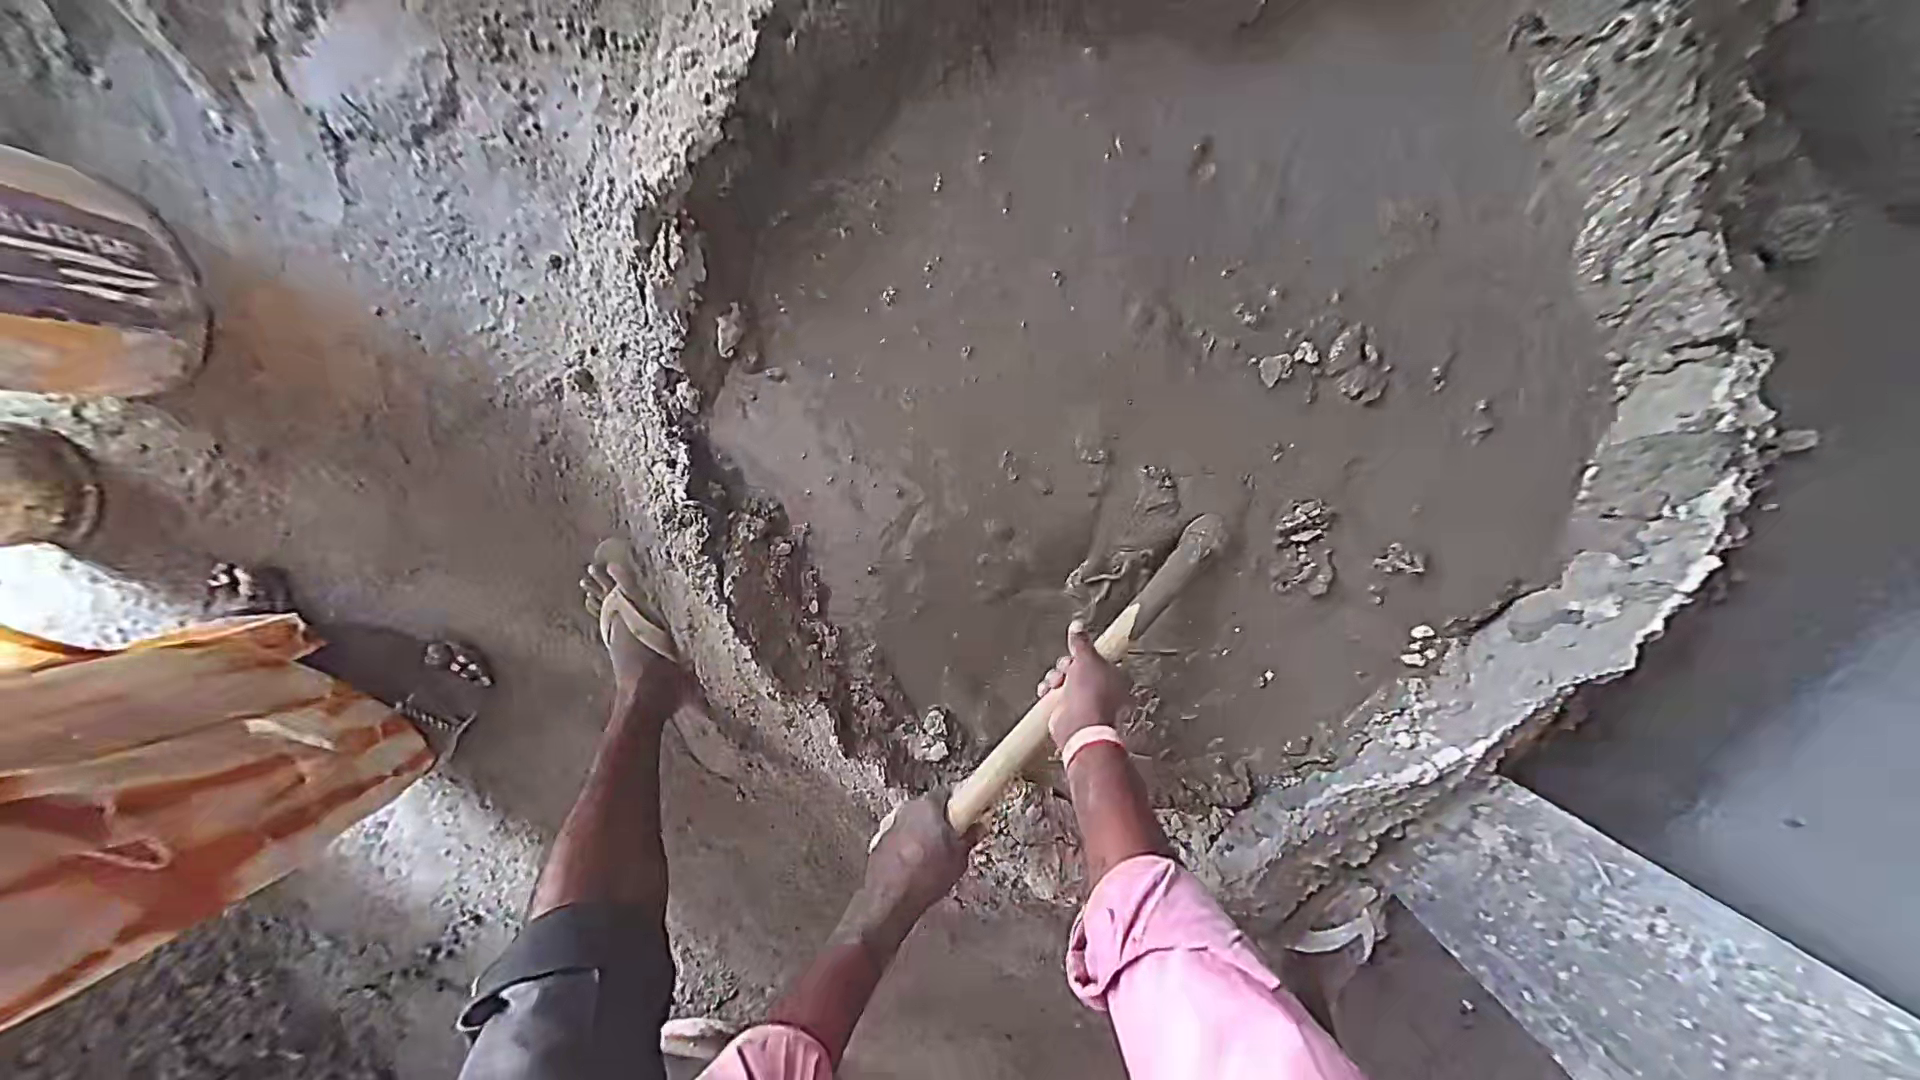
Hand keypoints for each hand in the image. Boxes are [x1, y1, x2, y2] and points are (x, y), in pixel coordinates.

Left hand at [850, 792, 976, 945]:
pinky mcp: (879, 841)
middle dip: (939, 822)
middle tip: (951, 842)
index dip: (958, 805)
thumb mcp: (959, 858)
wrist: (890, 898)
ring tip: (933, 859)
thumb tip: (979, 826)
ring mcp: (890, 824)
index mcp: (928, 805)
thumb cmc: (927, 874)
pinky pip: (900, 839)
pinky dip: (908, 848)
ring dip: (922, 835)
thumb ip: (970, 837)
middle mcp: (907, 809)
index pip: (946, 793)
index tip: (965, 817)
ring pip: (913, 824)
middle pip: (928, 809)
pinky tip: (915, 868)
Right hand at [1037, 620, 1133, 749]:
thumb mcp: (1086, 659)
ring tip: (1054, 683)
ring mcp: (1085, 700)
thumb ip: (1081, 642)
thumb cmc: (1090, 693)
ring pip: (1063, 678)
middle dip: (1065, 666)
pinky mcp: (1069, 709)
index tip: (1074, 653)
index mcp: (1113, 675)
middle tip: (1065, 670)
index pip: (1094, 657)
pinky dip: (1048, 690)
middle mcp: (1101, 688)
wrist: (1078, 726)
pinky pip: (1055, 693)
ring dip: (1054, 677)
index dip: (1081, 653)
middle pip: (1076, 666)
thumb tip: (1077, 625)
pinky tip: (1046, 691)